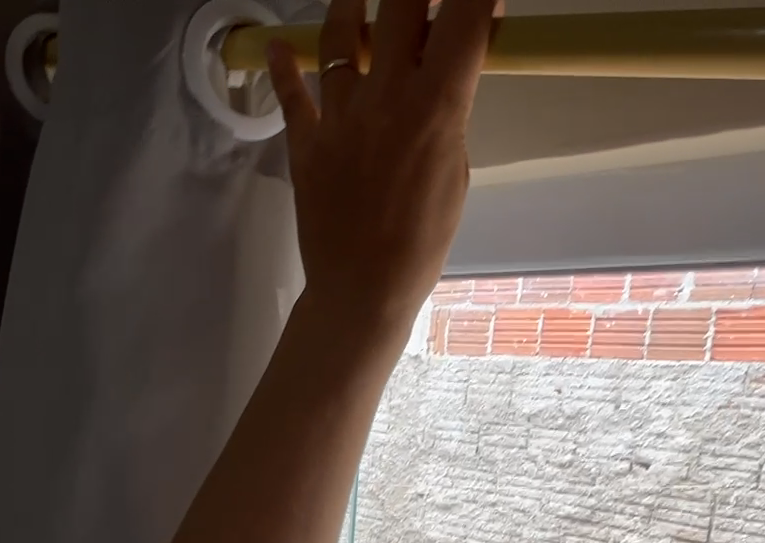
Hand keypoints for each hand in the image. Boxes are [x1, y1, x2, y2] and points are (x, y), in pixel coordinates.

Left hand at [267, 0, 495, 331]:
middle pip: (400, 2)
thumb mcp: (456, 176)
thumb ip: (450, 118)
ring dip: (351, 6)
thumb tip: (446, 78)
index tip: (482, 0)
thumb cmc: (421, 244)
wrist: (362, 290)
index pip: (466, 17)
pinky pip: (292, 95)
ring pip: (340, 34)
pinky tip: (282, 49)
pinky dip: (286, 69)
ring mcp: (339, 117)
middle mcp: (386, 96)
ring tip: (357, 2)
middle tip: (418, 3)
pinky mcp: (304, 143)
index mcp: (436, 107)